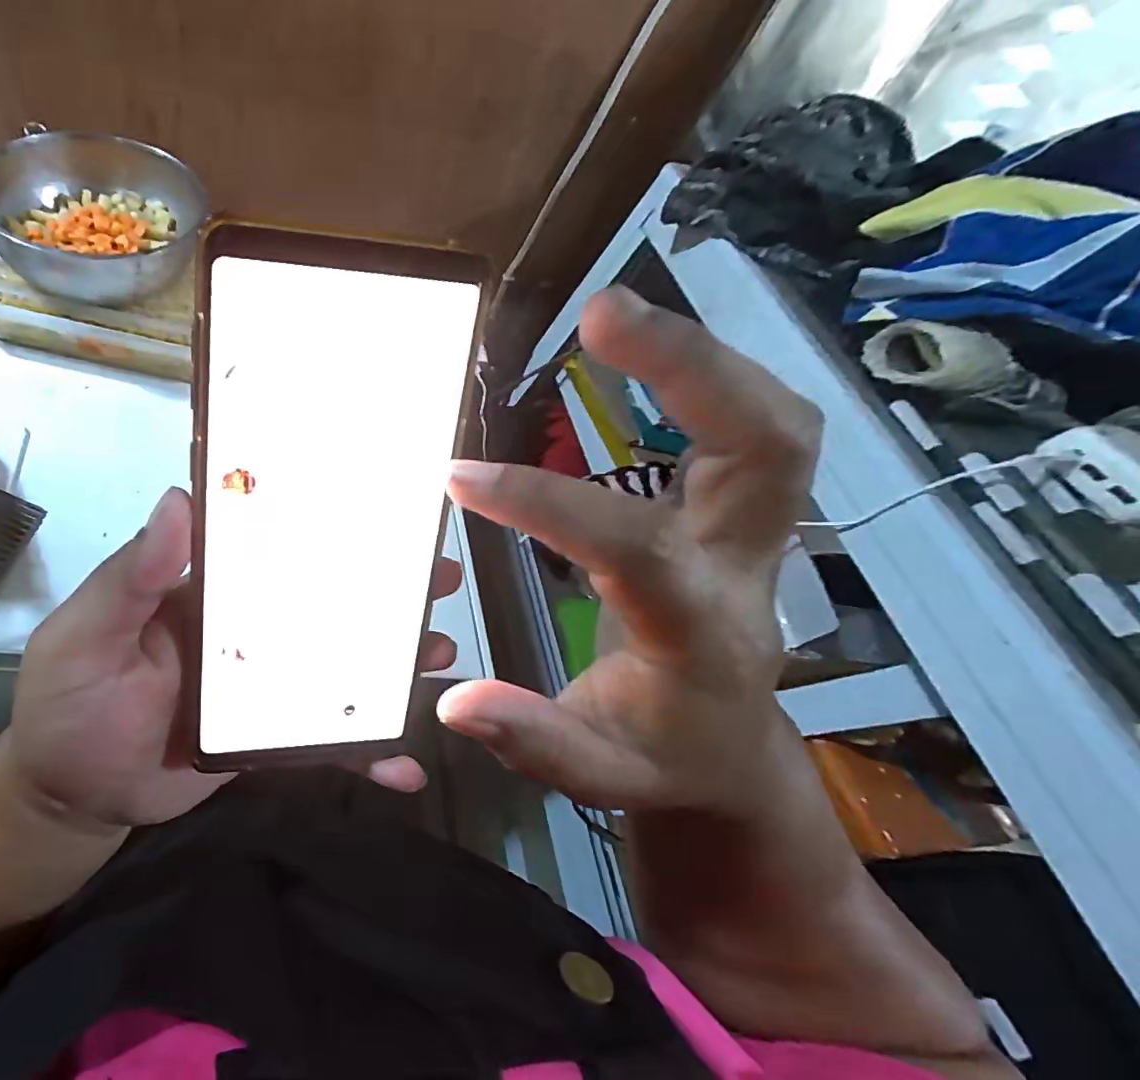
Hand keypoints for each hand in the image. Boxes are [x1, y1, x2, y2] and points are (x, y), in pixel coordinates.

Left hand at [0, 487, 461, 831]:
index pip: (263, 549)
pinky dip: (359, 752)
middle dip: (374, 593)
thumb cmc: (67, 704)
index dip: (318, 528)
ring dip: (384, 663)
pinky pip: (318, 742)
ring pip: (330, 669)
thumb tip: (177, 499)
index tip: (379, 512)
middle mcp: (235, 634)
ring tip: (439, 655)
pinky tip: (403, 765)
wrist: (69, 796)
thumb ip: (131, 576)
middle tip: (438, 580)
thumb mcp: (88, 634)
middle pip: (315, 605)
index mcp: (199, 595)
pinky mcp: (262, 741)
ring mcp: (254, 690)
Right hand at [441, 287, 823, 814]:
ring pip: (771, 426)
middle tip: (601, 312)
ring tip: (612, 315)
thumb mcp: (593, 772)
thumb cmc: (657, 760)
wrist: (727, 759)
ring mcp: (750, 538)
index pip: (631, 547)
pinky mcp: (734, 521)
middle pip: (768, 448)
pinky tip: (640, 358)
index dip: (542, 504)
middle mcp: (741, 569)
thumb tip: (457, 701)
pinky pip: (746, 434)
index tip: (457, 477)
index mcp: (698, 631)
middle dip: (692, 368)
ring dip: (701, 359)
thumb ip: (532, 739)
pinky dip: (702, 382)